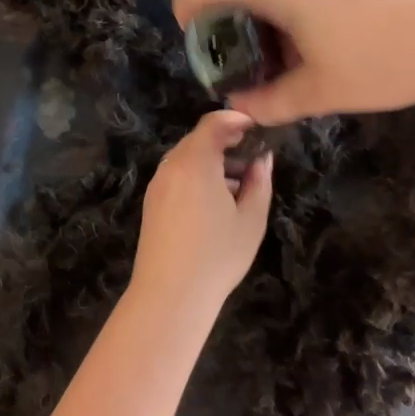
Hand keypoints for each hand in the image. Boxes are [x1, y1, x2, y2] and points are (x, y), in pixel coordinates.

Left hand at [131, 111, 274, 311]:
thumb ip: (259, 181)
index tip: (258, 129)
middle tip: (254, 158)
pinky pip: (178, 176)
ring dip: (213, 162)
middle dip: (227, 143)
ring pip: (188, 159)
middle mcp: (172, 166)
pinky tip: (217, 202)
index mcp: (195, 162)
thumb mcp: (251, 219)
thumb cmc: (217, 255)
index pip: (213, 123)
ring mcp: (158, 184)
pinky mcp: (152, 202)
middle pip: (199, 140)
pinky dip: (198, 177)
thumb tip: (262, 159)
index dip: (237, 120)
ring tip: (240, 185)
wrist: (170, 295)